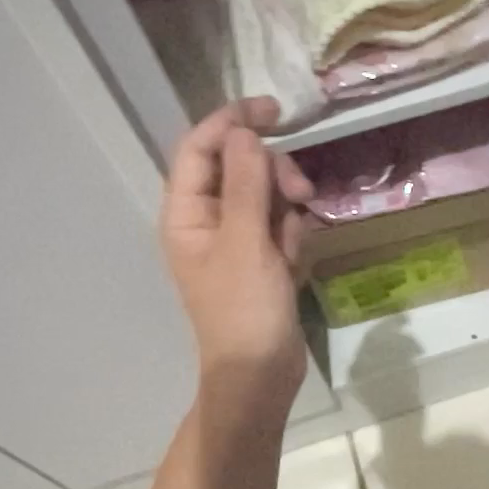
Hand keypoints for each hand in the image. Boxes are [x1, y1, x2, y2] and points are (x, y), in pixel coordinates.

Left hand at [161, 98, 315, 402]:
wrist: (260, 376)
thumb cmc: (244, 312)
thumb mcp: (246, 243)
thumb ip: (247, 185)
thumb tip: (246, 133)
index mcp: (187, 215)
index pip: (201, 149)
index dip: (233, 122)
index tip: (275, 112)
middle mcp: (208, 223)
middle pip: (241, 170)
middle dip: (274, 176)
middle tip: (301, 192)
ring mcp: (237, 245)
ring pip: (268, 200)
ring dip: (289, 213)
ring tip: (295, 245)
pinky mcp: (263, 264)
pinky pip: (282, 231)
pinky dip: (294, 241)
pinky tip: (296, 267)